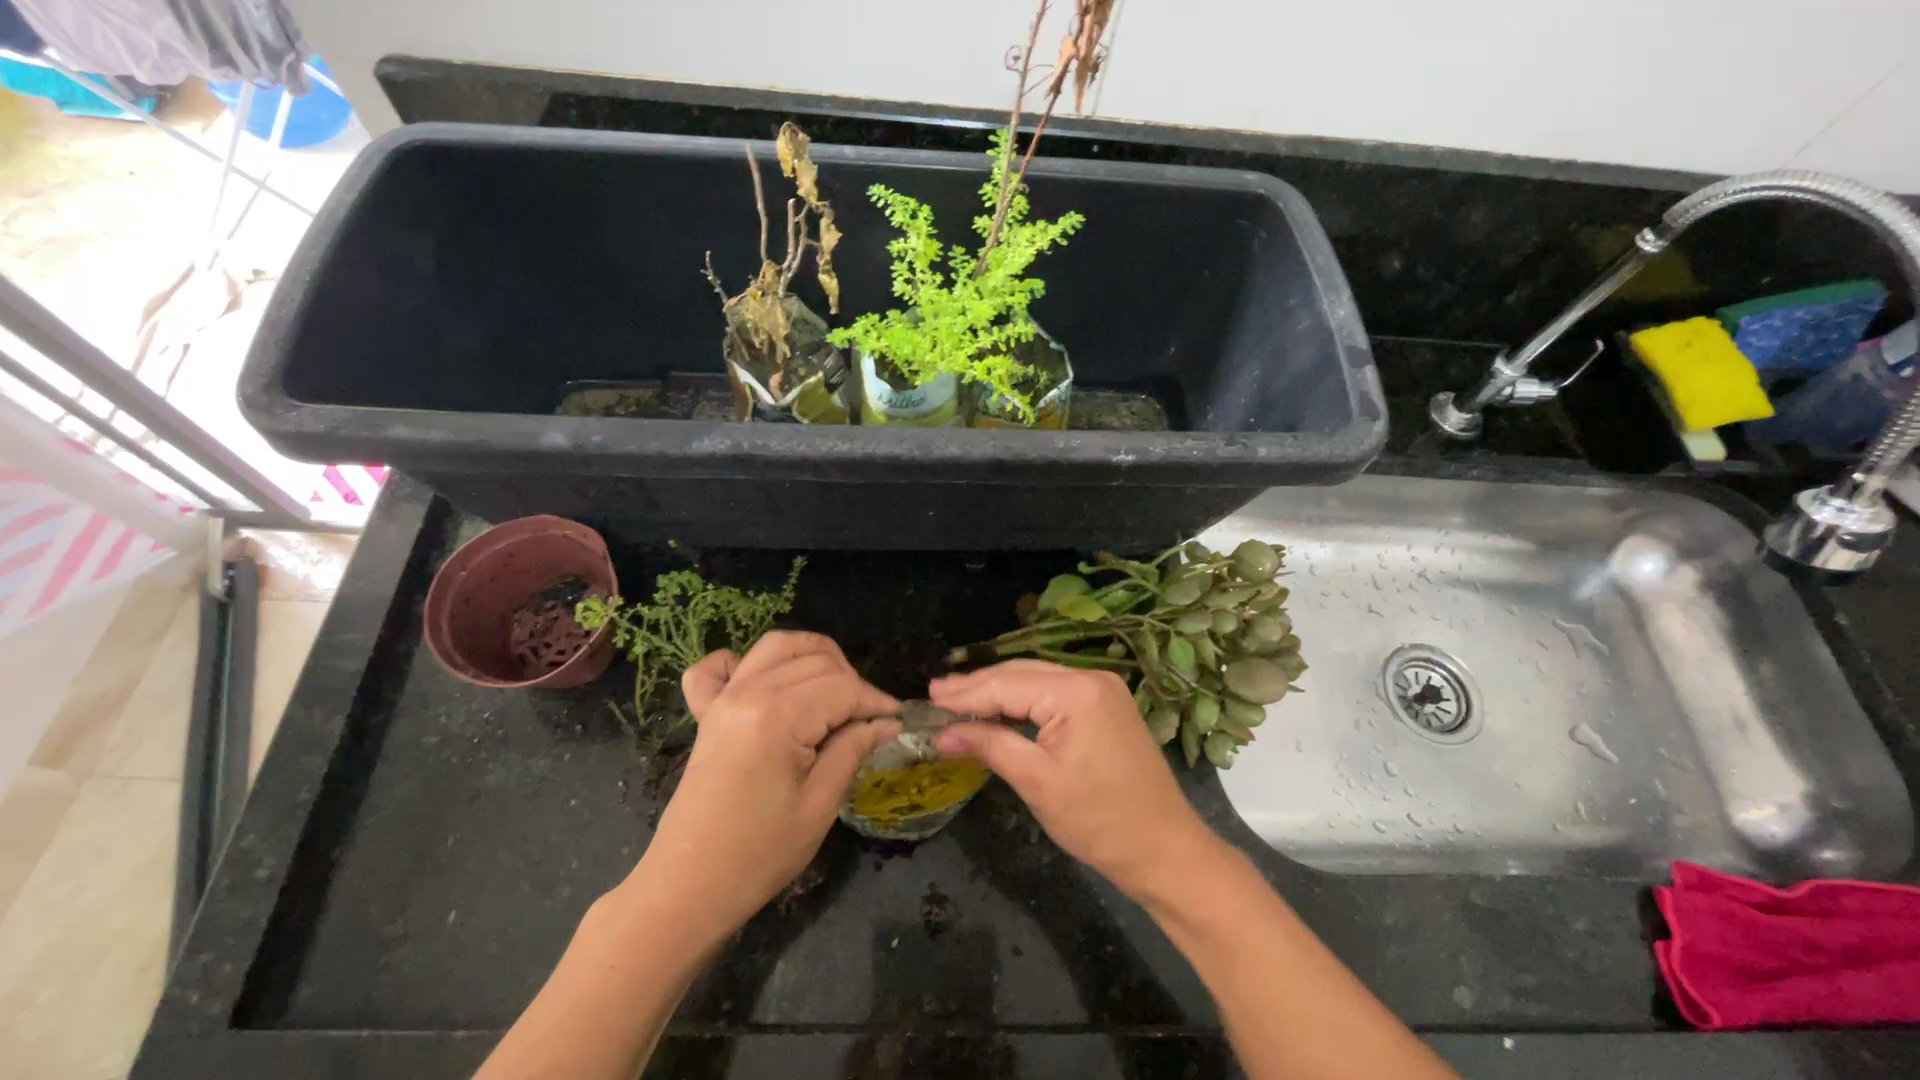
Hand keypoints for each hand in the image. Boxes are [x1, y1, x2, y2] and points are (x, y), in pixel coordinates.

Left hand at [623, 631, 899, 939]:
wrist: (689, 885)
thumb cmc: (760, 854)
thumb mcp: (819, 806)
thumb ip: (852, 751)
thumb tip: (885, 723)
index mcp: (778, 716)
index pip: (842, 686)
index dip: (876, 701)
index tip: (897, 721)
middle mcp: (748, 692)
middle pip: (814, 660)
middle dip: (851, 681)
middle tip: (868, 720)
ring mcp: (721, 699)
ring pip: (775, 647)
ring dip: (811, 657)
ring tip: (834, 691)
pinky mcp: (705, 714)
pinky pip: (717, 667)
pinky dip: (742, 662)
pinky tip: (764, 683)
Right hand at [930, 660, 1213, 896]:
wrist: (1164, 850)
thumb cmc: (1100, 821)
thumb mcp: (1036, 782)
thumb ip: (989, 745)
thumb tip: (942, 732)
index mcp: (1077, 691)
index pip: (1006, 685)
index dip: (964, 694)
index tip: (926, 699)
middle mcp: (1092, 679)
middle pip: (1021, 674)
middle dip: (977, 688)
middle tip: (934, 697)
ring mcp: (1103, 692)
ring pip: (1036, 682)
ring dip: (998, 694)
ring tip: (955, 702)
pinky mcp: (1106, 709)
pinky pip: (1054, 696)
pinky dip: (1023, 704)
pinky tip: (997, 713)